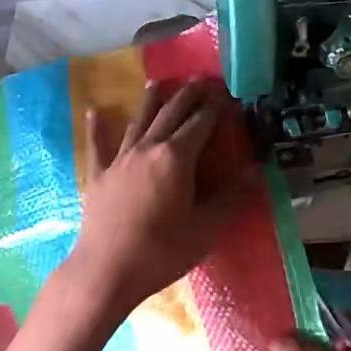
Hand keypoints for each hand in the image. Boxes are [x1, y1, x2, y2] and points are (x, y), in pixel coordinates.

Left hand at [62, 78, 235, 316]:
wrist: (106, 271)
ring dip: (150, 101)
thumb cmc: (162, 251)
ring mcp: (119, 160)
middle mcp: (148, 149)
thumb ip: (231, 197)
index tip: (227, 95)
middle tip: (200, 79)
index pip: (201, 123)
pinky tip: (94, 110)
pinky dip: (97, 127)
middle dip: (188, 95)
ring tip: (158, 83)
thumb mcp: (205, 228)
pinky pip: (98, 145)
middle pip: (171, 113)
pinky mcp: (98, 176)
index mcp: (176, 158)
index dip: (216, 107)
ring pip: (138, 122)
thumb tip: (256, 171)